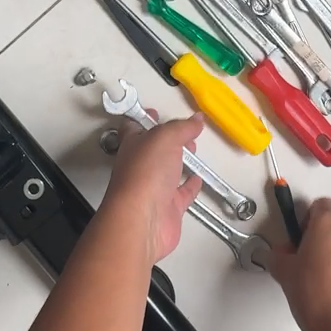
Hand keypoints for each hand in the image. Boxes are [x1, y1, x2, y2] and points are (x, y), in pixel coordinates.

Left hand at [100, 114, 203, 262]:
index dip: (144, 117)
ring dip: (180, 160)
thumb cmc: (144, 174)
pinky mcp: (167, 208)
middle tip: (184, 130)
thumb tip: (196, 120)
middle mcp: (140, 165)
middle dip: (169, 138)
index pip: (135, 126)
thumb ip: (182, 127)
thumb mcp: (165, 137)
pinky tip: (197, 180)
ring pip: (167, 170)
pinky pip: (181, 194)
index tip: (155, 111)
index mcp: (133, 144)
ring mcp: (153, 187)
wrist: (142, 219)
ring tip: (193, 149)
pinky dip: (190, 186)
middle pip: (154, 148)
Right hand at [267, 198, 330, 330]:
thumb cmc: (315, 295)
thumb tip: (280, 253)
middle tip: (309, 259)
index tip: (299, 240)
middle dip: (323, 235)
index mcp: (328, 222)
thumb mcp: (285, 274)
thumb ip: (279, 256)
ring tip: (325, 279)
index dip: (306, 220)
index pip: (318, 205)